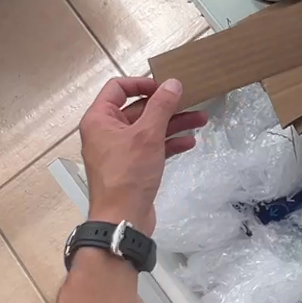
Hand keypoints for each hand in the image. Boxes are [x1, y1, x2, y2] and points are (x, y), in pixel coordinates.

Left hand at [79, 77, 205, 235]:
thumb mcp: (148, 134)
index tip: (165, 87)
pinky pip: (152, 147)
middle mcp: (106, 132)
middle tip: (193, 101)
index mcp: (100, 119)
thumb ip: (161, 106)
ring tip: (201, 120)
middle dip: (167, 106)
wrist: (122, 219)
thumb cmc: (128, 174)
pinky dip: (169, 143)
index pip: (118, 88)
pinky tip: (189, 142)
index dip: (142, 83)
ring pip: (149, 128)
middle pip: (139, 109)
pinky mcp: (132, 166)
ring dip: (174, 123)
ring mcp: (119, 150)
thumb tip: (173, 83)